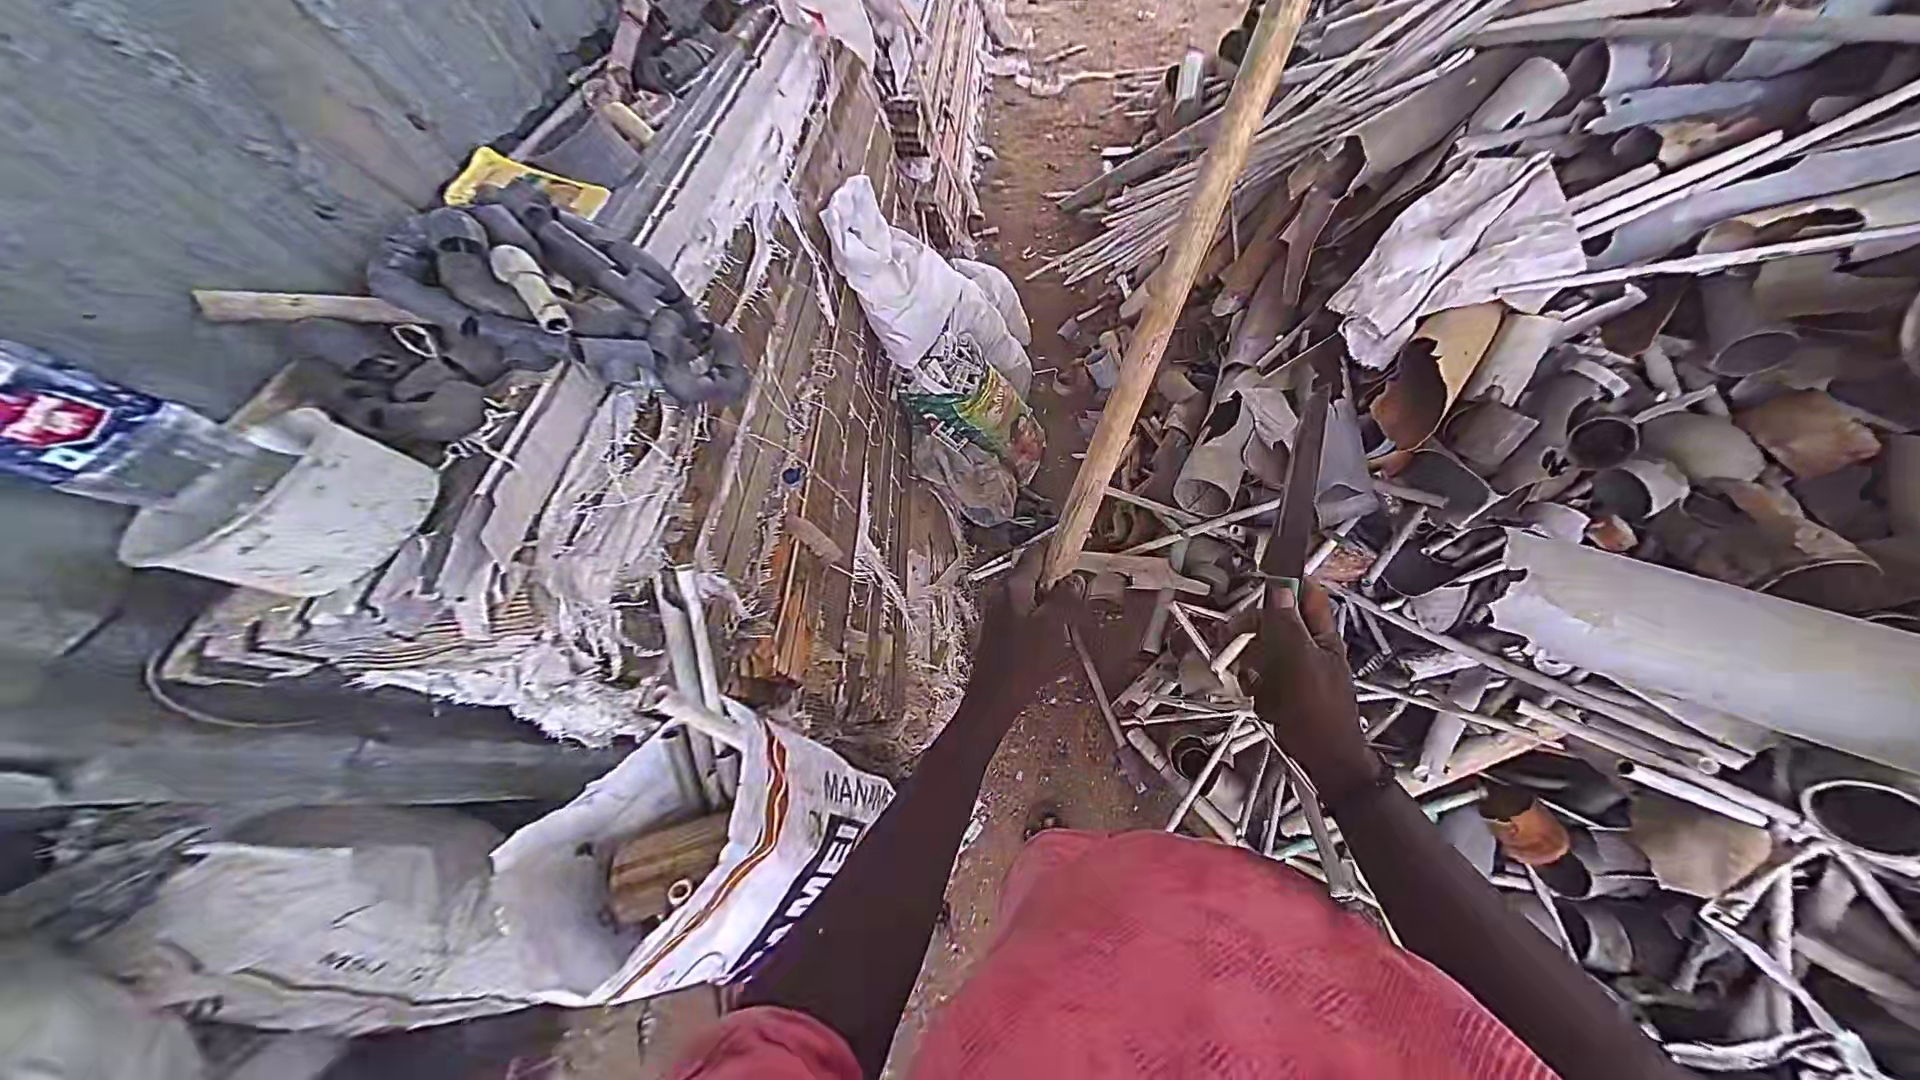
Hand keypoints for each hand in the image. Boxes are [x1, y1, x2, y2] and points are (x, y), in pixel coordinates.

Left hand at [966, 548, 1087, 712]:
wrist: (994, 696)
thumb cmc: (1024, 660)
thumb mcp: (1053, 625)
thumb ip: (1065, 598)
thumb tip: (1074, 578)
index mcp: (1014, 586)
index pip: (1035, 553)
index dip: (1056, 548)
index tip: (1075, 550)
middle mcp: (1002, 593)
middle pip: (1032, 573)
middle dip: (1056, 577)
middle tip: (1078, 588)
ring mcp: (998, 611)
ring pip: (1029, 593)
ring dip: (1049, 598)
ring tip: (1069, 613)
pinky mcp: (999, 629)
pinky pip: (1024, 611)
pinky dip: (1040, 614)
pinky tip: (1053, 633)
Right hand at [1253, 580, 1377, 802]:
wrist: (1321, 758)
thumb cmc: (1320, 712)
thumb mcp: (1300, 659)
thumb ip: (1287, 623)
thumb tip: (1280, 590)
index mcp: (1321, 636)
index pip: (1307, 595)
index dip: (1287, 583)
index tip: (1261, 581)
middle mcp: (1308, 649)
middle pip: (1275, 622)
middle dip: (1253, 629)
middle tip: (1233, 634)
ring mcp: (1294, 670)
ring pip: (1262, 649)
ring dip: (1250, 659)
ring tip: (1252, 676)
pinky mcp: (1281, 690)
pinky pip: (1258, 675)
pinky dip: (1252, 682)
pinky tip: (1257, 694)